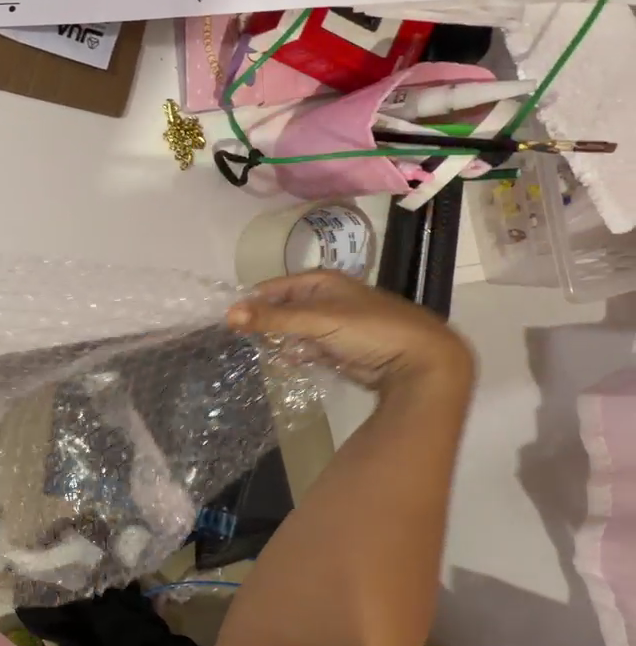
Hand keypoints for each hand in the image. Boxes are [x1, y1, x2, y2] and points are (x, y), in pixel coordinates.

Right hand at [226, 270, 473, 396]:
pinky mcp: (335, 347)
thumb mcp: (317, 320)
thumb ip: (271, 318)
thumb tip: (226, 315)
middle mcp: (325, 299)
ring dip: (276, 341)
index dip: (250, 302)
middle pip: (278, 309)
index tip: (229, 321)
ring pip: (288, 330)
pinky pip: (302, 348)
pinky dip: (292, 354)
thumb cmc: (370, 330)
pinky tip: (287, 362)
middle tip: (241, 340)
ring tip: (263, 352)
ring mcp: (330, 324)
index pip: (272, 288)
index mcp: (322, 283)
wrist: (419, 362)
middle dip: (262, 324)